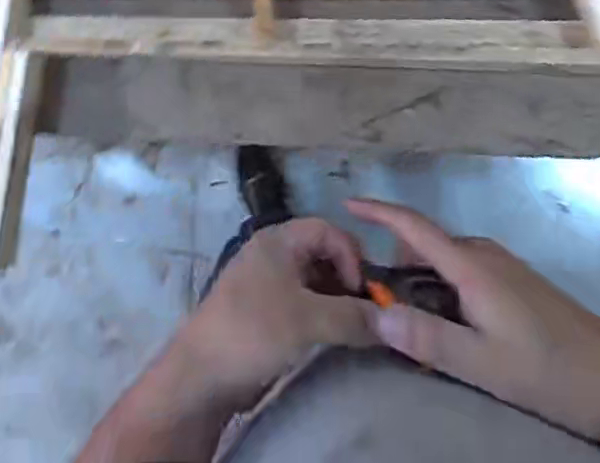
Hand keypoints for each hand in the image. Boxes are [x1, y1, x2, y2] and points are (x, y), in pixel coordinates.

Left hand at [172, 218, 379, 408]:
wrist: (204, 371)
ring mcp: (266, 282)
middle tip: (366, 314)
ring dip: (337, 301)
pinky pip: (302, 302)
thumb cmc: (254, 330)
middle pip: (321, 253)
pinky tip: (335, 339)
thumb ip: (353, 317)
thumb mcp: (308, 320)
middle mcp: (271, 254)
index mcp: (277, 241)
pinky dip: (322, 316)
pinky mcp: (265, 310)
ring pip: (313, 281)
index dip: (350, 254)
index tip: (361, 291)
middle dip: (347, 280)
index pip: (326, 229)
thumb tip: (394, 322)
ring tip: (356, 331)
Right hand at [346, 199, 599, 462]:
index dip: (377, 211)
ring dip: (422, 282)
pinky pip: (465, 273)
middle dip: (396, 266)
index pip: (413, 225)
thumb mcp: (486, 365)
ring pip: (445, 262)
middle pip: (425, 246)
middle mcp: (485, 256)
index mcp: (472, 266)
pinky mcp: (519, 285)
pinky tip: (455, 327)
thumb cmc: (556, 374)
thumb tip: (374, 316)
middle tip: (381, 306)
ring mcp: (506, 268)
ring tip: (418, 325)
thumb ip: (428, 338)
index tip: (346, 204)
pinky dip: (445, 288)